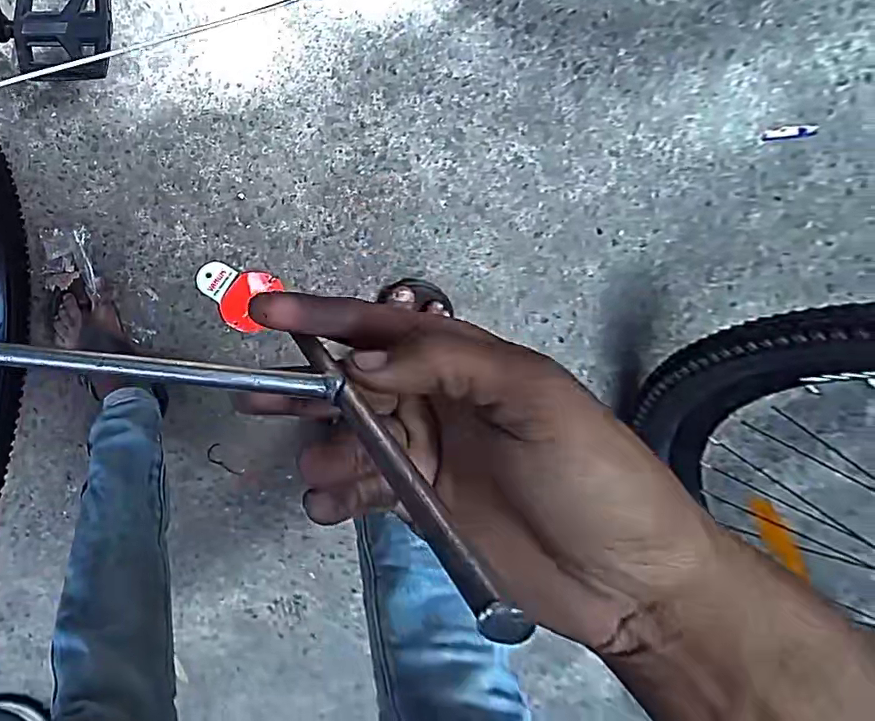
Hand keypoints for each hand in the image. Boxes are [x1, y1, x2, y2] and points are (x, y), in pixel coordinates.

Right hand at [240, 292, 727, 654]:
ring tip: (313, 467)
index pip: (372, 325)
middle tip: (258, 392)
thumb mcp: (537, 399)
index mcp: (454, 361)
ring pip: (342, 434)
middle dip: (299, 384)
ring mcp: (414, 447)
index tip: (267, 310)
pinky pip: (355, 486)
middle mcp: (425, 397)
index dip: (316, 314)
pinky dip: (333, 494)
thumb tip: (360, 361)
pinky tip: (327, 503)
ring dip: (318, 447)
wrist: (642, 591)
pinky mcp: (410, 495)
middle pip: (342, 379)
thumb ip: (446, 361)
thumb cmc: (601, 481)